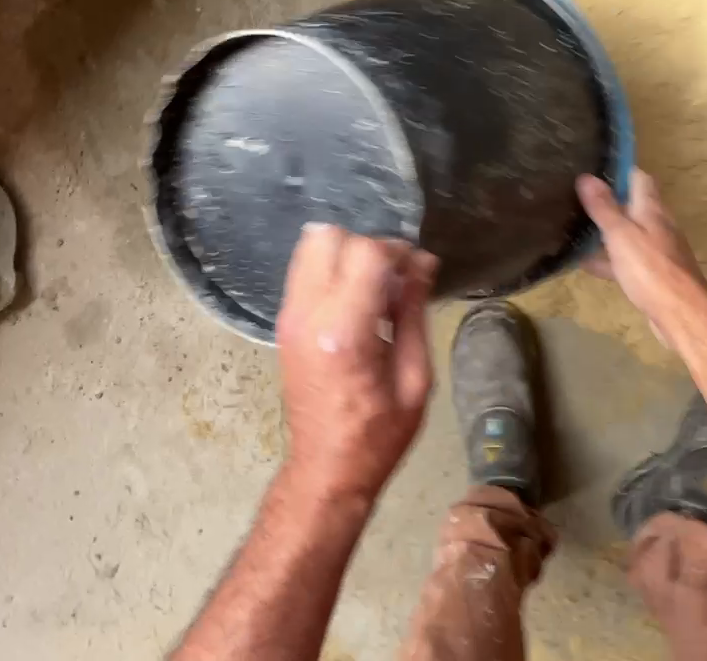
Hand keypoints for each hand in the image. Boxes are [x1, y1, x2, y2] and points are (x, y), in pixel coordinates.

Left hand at [275, 224, 439, 502]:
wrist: (325, 468)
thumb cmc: (379, 433)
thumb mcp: (415, 377)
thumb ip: (414, 313)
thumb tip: (422, 264)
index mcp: (345, 333)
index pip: (367, 253)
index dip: (400, 252)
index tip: (419, 271)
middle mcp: (309, 316)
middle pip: (330, 236)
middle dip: (370, 247)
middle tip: (396, 277)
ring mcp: (289, 317)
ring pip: (312, 244)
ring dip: (349, 254)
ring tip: (375, 287)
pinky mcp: (284, 322)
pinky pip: (305, 268)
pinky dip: (333, 268)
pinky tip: (357, 299)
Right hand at [575, 169, 706, 344]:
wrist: (681, 313)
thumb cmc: (651, 269)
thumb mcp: (621, 234)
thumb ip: (604, 207)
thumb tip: (587, 177)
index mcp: (652, 209)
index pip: (639, 178)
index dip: (619, 171)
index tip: (594, 168)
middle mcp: (657, 225)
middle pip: (632, 205)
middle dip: (608, 201)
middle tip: (577, 199)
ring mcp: (656, 250)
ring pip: (628, 234)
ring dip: (606, 231)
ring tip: (576, 227)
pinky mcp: (652, 274)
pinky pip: (626, 260)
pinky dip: (608, 259)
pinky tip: (586, 264)